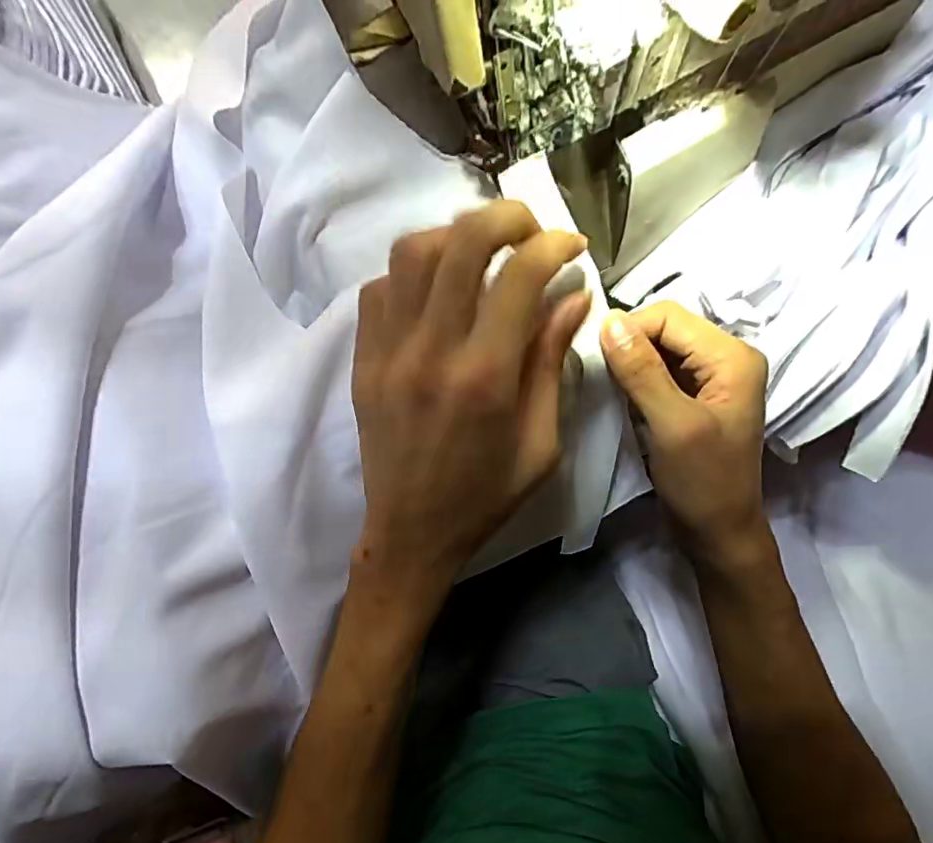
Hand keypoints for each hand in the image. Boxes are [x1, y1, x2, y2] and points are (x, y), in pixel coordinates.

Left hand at [352, 201, 591, 596]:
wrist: (411, 534)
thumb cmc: (484, 498)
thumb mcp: (540, 446)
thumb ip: (551, 365)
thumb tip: (571, 298)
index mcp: (485, 378)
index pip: (519, 277)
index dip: (553, 246)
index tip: (570, 246)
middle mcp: (431, 352)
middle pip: (461, 242)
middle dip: (505, 217)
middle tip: (529, 227)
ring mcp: (387, 353)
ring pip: (411, 253)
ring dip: (453, 236)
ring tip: (480, 251)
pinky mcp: (362, 361)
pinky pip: (378, 288)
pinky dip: (411, 273)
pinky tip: (435, 290)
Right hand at [601, 301, 769, 561]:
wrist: (718, 533)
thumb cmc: (702, 483)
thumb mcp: (672, 426)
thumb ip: (642, 372)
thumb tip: (609, 321)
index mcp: (732, 357)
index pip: (669, 316)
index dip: (629, 329)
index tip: (594, 358)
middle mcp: (726, 358)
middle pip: (665, 329)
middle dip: (628, 346)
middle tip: (595, 374)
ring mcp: (710, 380)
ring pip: (659, 351)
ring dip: (629, 364)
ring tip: (603, 386)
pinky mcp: (694, 400)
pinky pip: (659, 374)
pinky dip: (636, 382)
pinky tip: (619, 398)